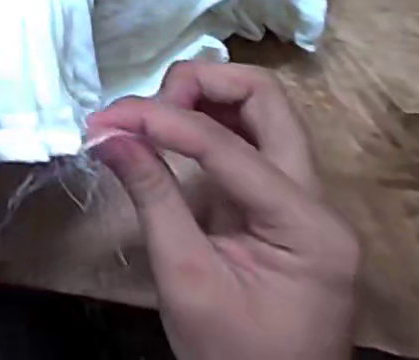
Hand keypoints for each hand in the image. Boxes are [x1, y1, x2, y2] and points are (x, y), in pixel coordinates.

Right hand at [88, 61, 359, 359]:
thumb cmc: (234, 356)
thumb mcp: (185, 279)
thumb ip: (151, 196)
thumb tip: (105, 133)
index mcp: (307, 226)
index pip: (222, 141)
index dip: (154, 117)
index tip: (100, 121)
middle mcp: (317, 200)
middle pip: (263, 98)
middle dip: (195, 86)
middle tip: (143, 112)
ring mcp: (303, 198)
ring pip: (257, 106)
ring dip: (199, 97)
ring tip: (150, 122)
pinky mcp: (279, 200)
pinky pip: (245, 133)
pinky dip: (200, 119)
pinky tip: (167, 135)